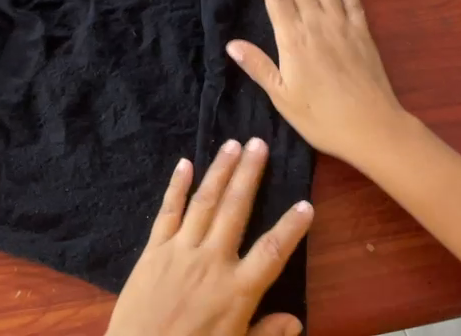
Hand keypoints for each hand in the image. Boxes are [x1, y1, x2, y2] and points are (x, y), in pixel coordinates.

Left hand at [106, 138, 313, 335]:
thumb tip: (295, 319)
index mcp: (237, 291)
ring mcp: (180, 251)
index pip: (272, 252)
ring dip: (219, 170)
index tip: (306, 204)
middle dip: (249, 175)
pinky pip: (168, 212)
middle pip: (235, 210)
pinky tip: (185, 164)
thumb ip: (265, 335)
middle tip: (259, 143)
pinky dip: (177, 186)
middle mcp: (211, 263)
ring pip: (204, 202)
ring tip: (232, 144)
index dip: (291, 228)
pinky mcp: (154, 250)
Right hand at [228, 0, 410, 168]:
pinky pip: (354, 3)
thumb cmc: (321, 118)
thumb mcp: (283, 97)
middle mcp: (317, 26)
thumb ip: (259, 67)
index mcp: (293, 41)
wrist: (373, 128)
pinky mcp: (362, 35)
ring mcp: (342, 27)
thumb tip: (231, 44)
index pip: (278, 0)